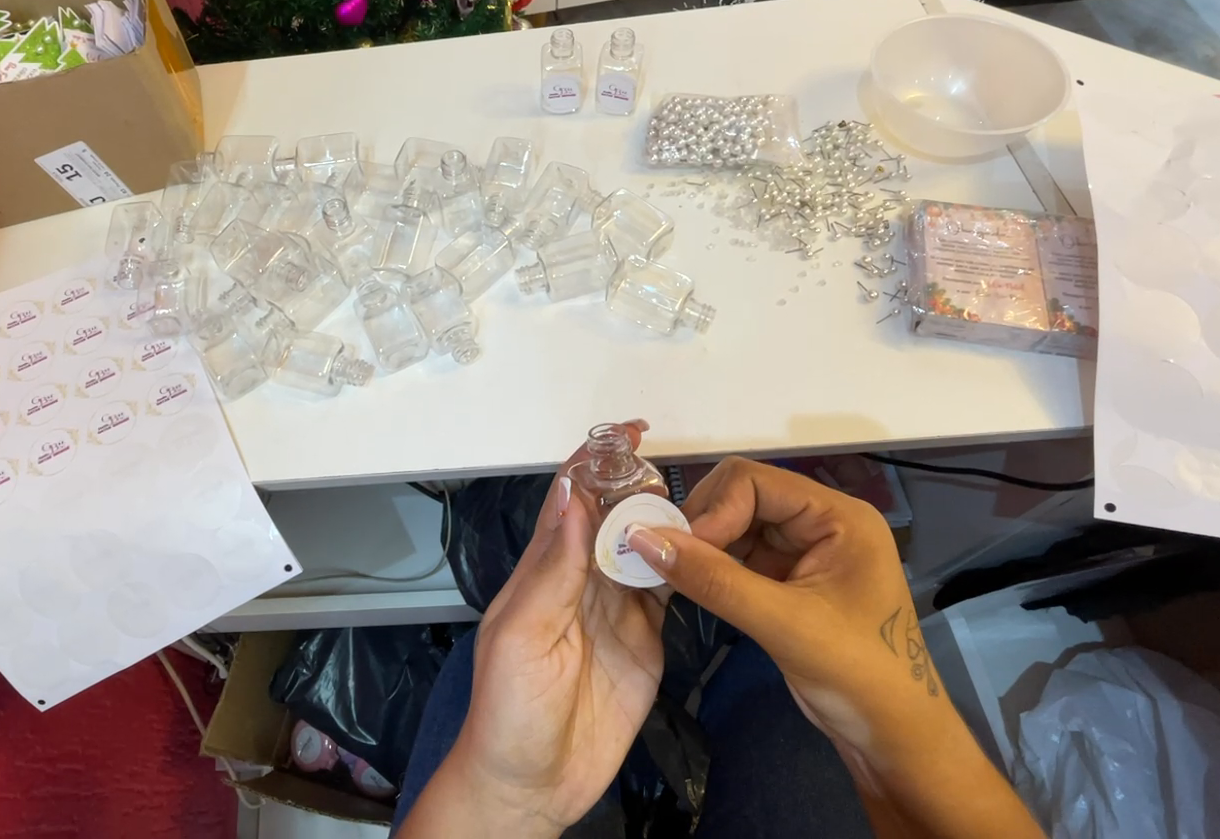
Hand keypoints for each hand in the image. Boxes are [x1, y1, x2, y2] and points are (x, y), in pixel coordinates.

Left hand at [401, 422, 666, 837]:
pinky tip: (708, 548)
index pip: (570, 500)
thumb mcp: (522, 635)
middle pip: (612, 517)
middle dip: (637, 484)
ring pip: (644, 547)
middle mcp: (582, 579)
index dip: (593, 463)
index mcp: (545, 569)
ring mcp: (616, 607)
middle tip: (673, 465)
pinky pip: (668, 591)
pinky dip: (687, 566)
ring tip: (700, 498)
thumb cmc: (510, 708)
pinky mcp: (646, 638)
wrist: (532, 785)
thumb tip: (574, 495)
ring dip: (666, 521)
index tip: (625, 434)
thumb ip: (552, 570)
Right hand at [626, 458, 1042, 838]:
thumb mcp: (782, 624)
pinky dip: (711, 564)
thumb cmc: (857, 676)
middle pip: (740, 494)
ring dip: (703, 544)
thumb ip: (712, 578)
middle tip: (670, 559)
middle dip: (703, 523)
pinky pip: (737, 551)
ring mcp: (805, 548)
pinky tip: (693, 584)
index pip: (753, 481)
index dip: (711, 509)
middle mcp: (821, 521)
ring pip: (734, 522)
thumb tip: (639, 537)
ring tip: (676, 573)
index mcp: (838, 516)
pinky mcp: (788, 576)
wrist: (895, 744)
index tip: (679, 549)